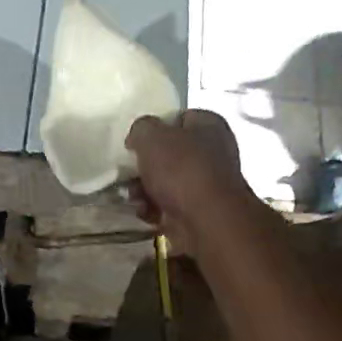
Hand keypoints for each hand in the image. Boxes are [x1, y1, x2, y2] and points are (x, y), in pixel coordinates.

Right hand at [125, 110, 250, 252]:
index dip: (155, 128)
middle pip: (170, 155)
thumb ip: (141, 129)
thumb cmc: (181, 169)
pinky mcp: (197, 214)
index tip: (135, 142)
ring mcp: (206, 186)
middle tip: (128, 172)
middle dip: (146, 165)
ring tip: (132, 195)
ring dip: (144, 190)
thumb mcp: (152, 136)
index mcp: (209, 126)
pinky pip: (169, 207)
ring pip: (166, 183)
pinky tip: (144, 212)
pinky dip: (154, 210)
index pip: (179, 119)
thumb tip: (137, 138)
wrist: (205, 221)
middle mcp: (213, 153)